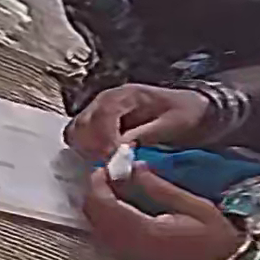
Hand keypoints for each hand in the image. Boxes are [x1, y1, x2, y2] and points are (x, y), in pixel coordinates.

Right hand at [65, 84, 212, 159]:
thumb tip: (121, 146)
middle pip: (82, 123)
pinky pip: (76, 137)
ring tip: (105, 162)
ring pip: (74, 131)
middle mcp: (103, 100)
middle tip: (109, 164)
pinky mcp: (91, 123)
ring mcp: (94, 111)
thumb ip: (146, 133)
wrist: (186, 111)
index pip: (102, 114)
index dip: (103, 137)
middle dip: (92, 147)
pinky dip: (82, 149)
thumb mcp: (174, 123)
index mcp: (124, 95)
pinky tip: (99, 158)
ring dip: (85, 149)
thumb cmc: (183, 115)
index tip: (112, 157)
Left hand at [83, 165, 246, 259]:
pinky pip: (101, 231)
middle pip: (91, 209)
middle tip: (115, 174)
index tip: (110, 166)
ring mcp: (116, 253)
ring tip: (121, 187)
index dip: (99, 180)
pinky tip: (124, 206)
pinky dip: (105, 215)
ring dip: (101, 201)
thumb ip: (158, 187)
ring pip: (93, 220)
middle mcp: (118, 243)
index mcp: (137, 230)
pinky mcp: (119, 258)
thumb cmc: (214, 243)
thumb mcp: (194, 208)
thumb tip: (134, 167)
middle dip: (98, 188)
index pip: (100, 200)